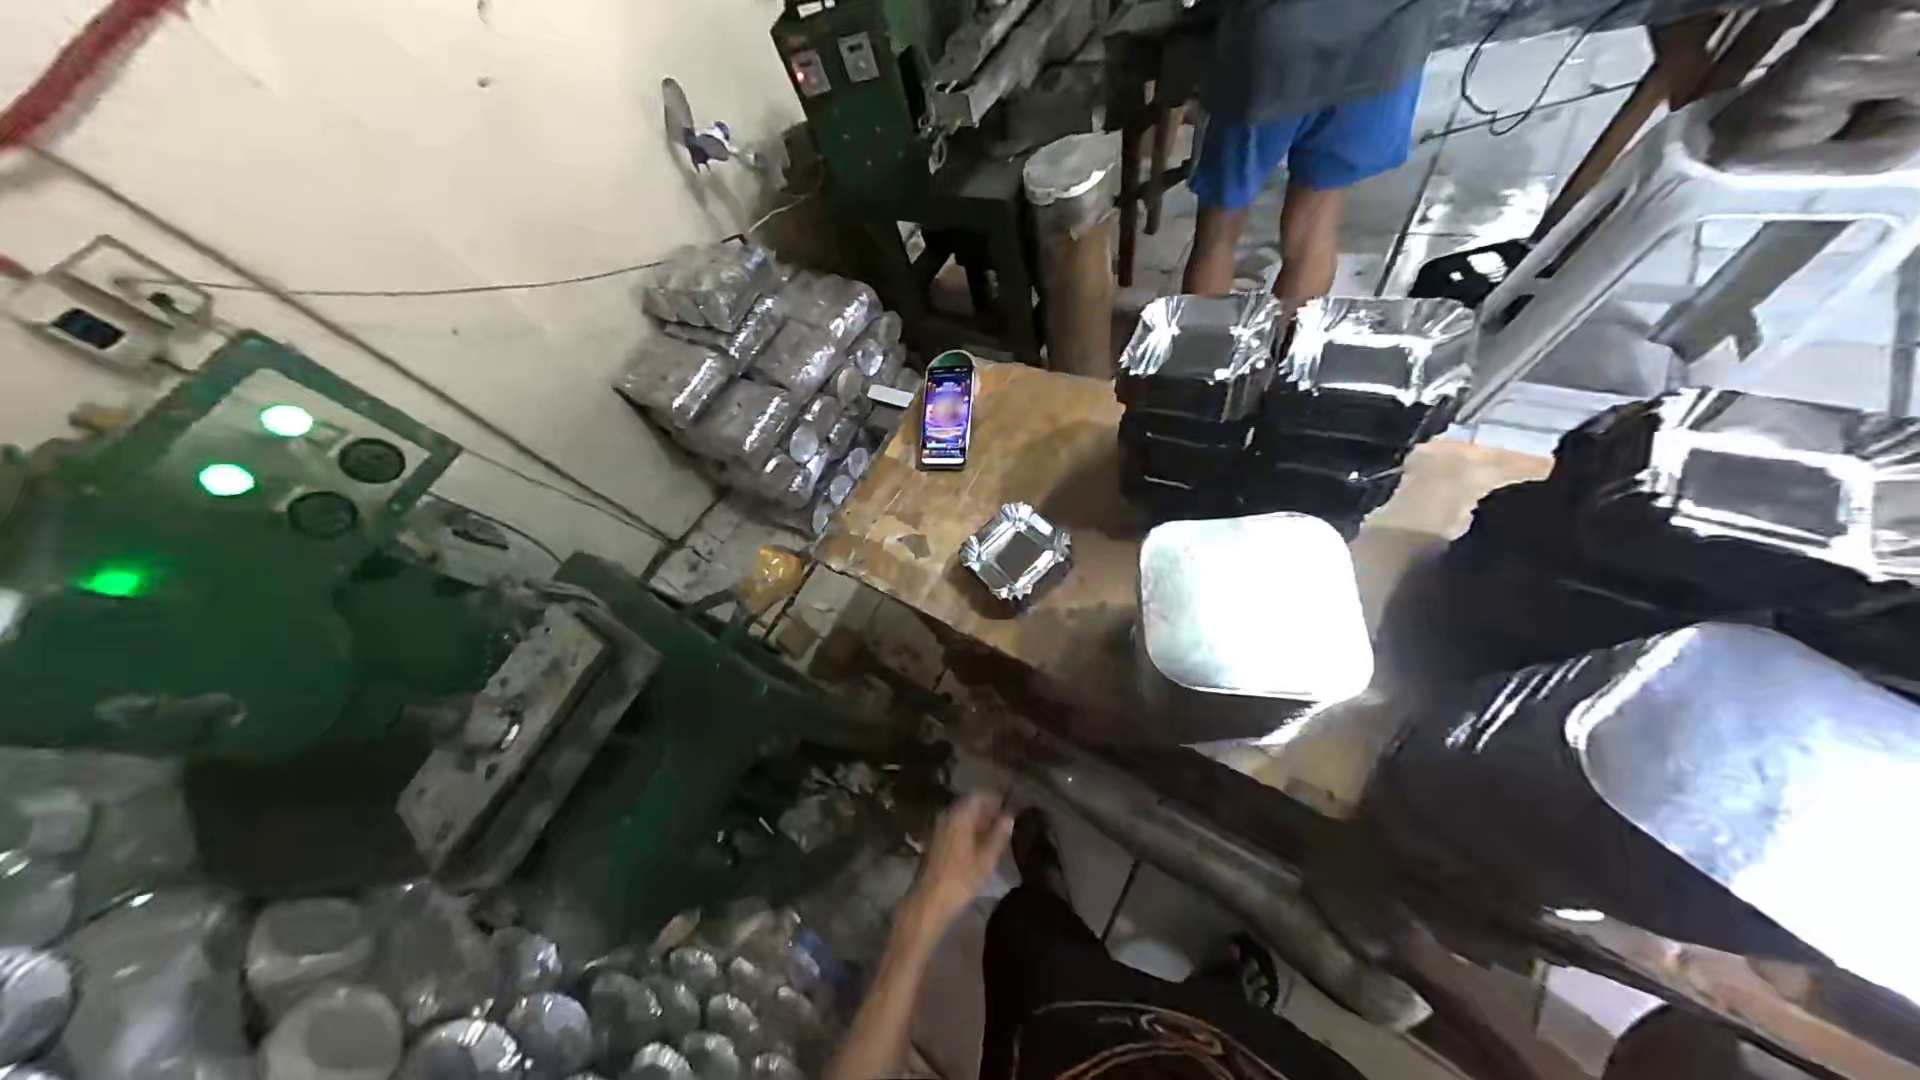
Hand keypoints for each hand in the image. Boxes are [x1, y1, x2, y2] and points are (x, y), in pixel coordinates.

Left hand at [903, 791, 1013, 934]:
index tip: (1007, 809)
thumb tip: (1009, 818)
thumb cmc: (961, 880)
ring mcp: (939, 829)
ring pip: (962, 817)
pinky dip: (968, 831)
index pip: (978, 796)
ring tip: (994, 837)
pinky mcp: (935, 841)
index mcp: (959, 817)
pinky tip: (978, 847)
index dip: (994, 800)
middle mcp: (947, 817)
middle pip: (969, 805)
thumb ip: (999, 835)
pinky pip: (955, 827)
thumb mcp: (986, 859)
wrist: (930, 902)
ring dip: (978, 822)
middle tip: (1003, 825)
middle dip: (987, 812)